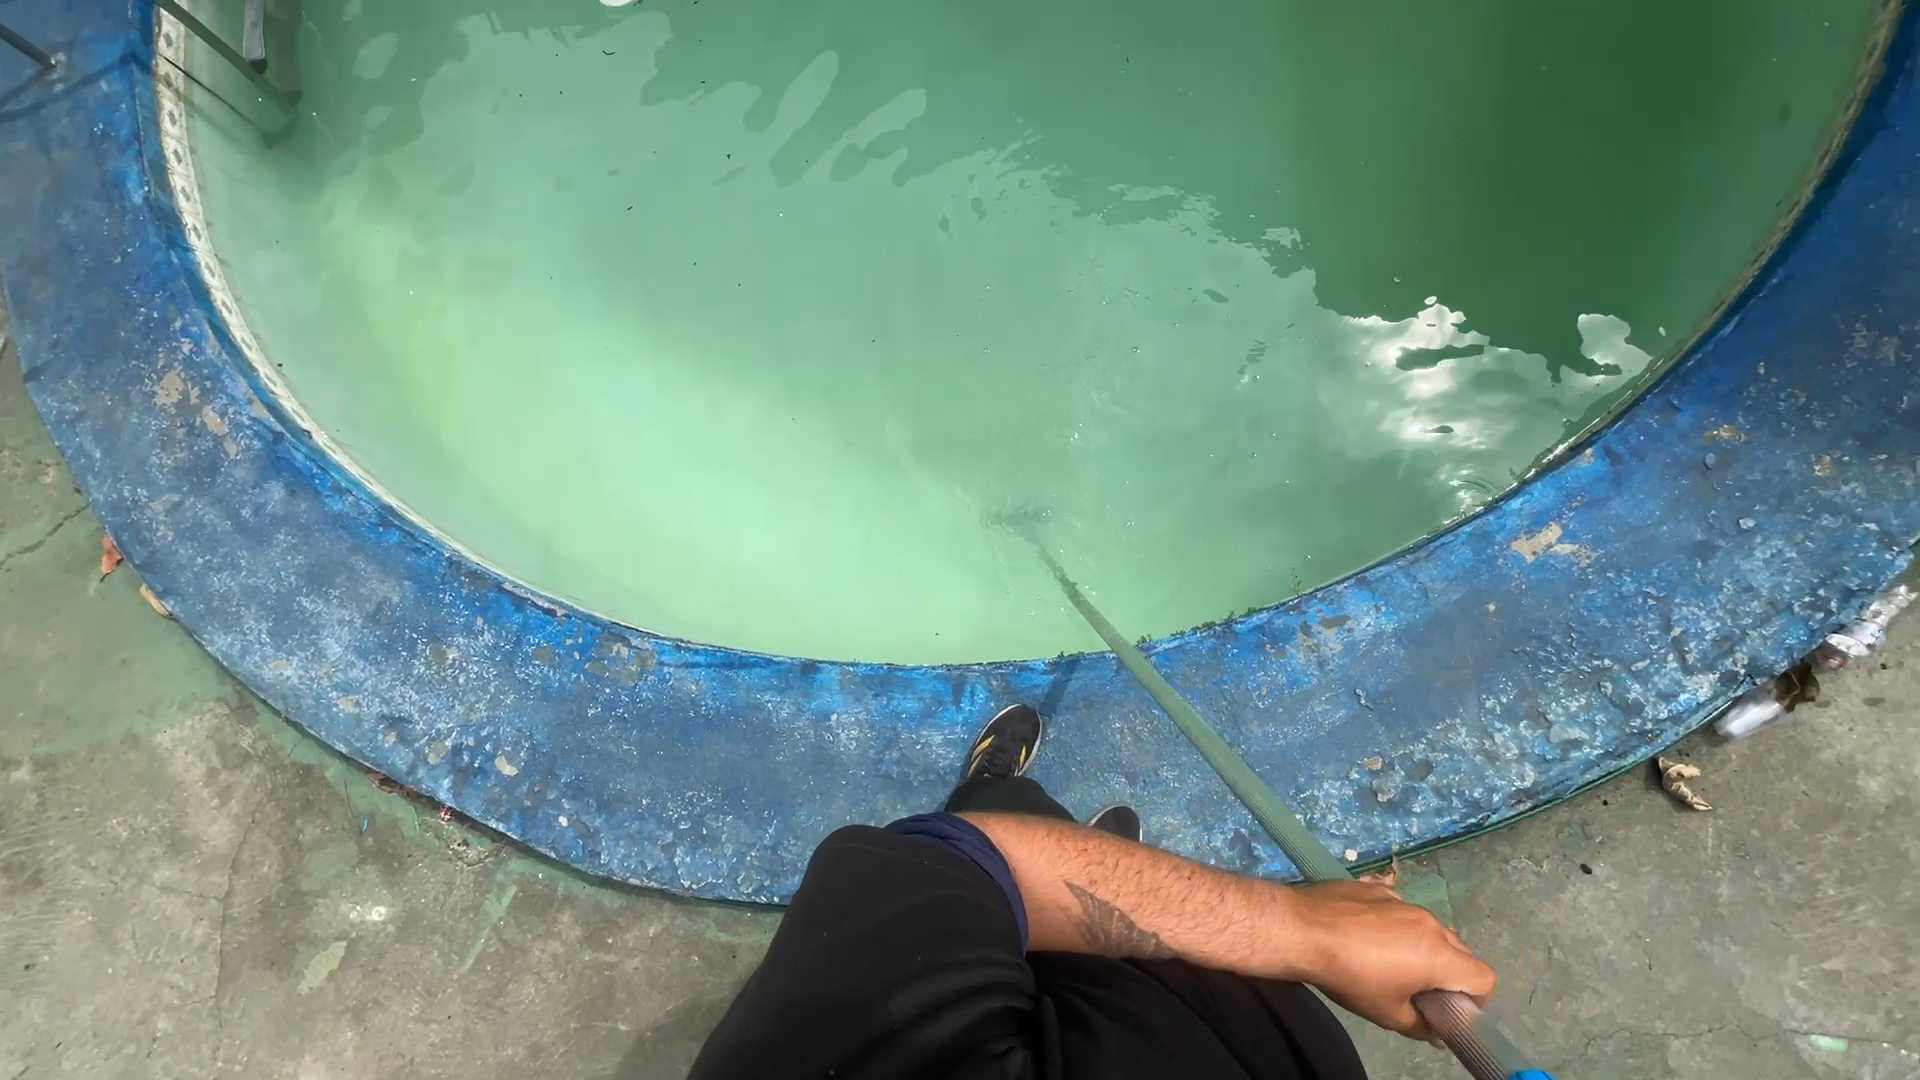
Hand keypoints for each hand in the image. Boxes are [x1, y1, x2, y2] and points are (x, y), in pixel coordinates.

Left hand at [1287, 880, 1495, 1040]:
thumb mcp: (1390, 1015)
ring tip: (1390, 959)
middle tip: (1421, 987)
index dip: (1476, 997)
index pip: (1484, 976)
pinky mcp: (1372, 887)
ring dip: (1421, 944)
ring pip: (1427, 926)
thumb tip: (1434, 1027)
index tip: (1451, 1006)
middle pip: (1458, 949)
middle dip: (1450, 971)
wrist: (1302, 929)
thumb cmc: (1350, 975)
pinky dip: (1393, 923)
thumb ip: (1423, 1026)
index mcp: (1439, 954)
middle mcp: (1426, 921)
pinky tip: (1365, 933)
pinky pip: (1398, 908)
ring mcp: (1399, 899)